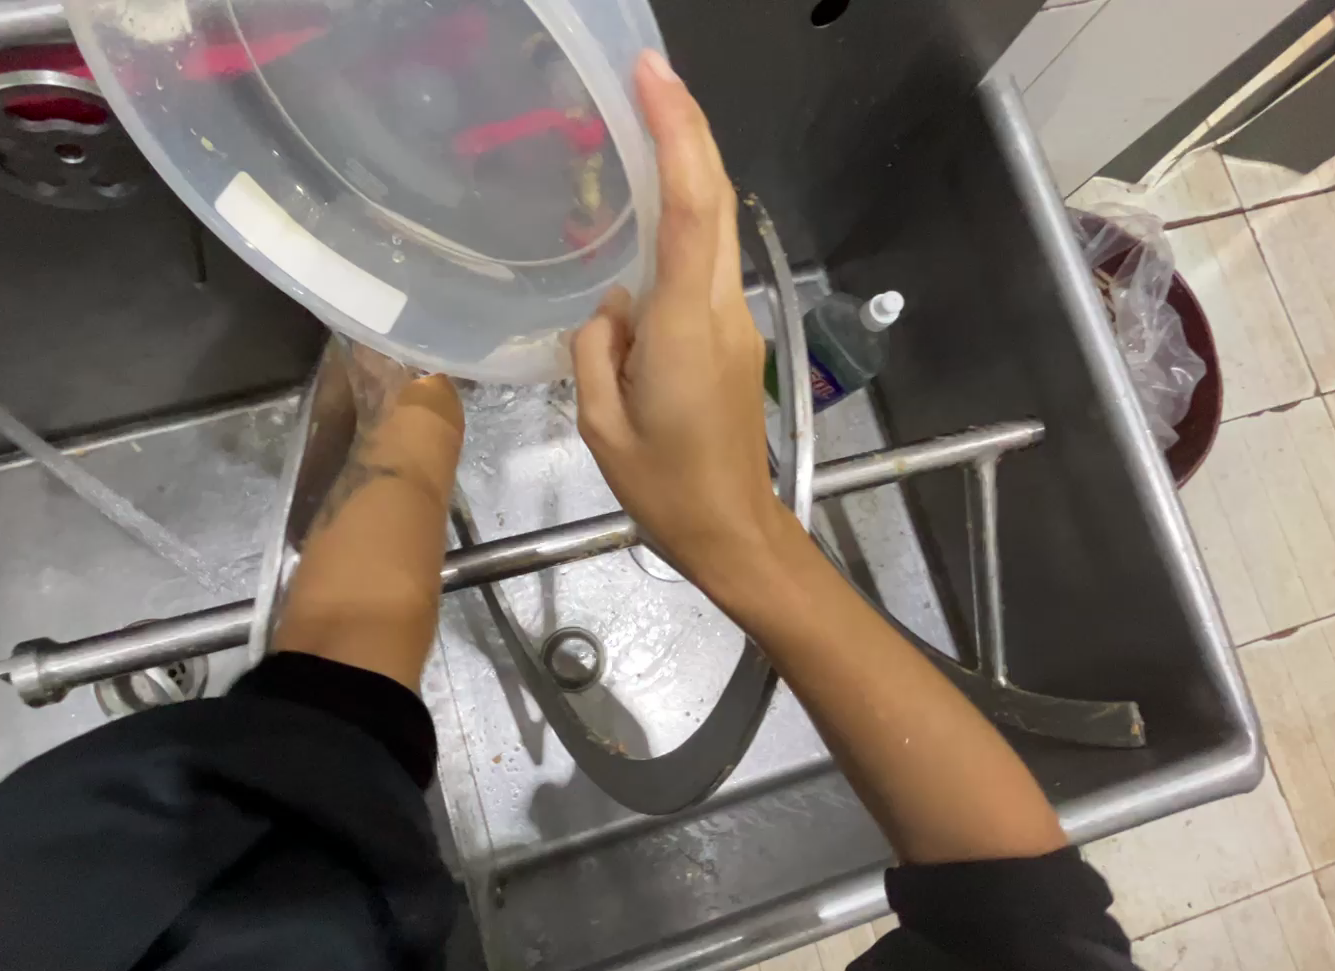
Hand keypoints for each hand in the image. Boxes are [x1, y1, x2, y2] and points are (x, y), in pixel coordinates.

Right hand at [572, 50, 794, 589]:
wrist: (733, 529)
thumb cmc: (664, 491)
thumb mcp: (602, 427)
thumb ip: (597, 352)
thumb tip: (612, 307)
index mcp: (685, 330)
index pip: (691, 210)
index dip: (677, 135)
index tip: (651, 78)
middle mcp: (721, 313)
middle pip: (717, 203)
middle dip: (689, 131)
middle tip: (647, 81)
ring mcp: (737, 325)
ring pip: (717, 231)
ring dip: (688, 175)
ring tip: (640, 137)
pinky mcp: (736, 341)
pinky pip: (708, 269)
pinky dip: (684, 230)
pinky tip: (648, 230)